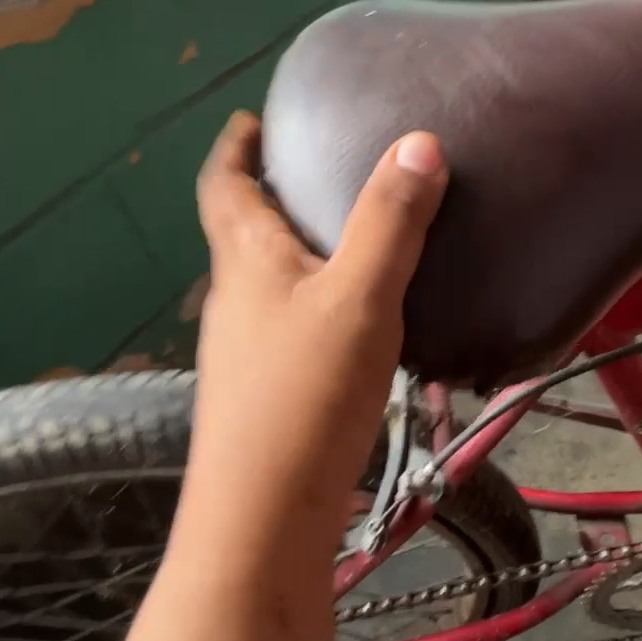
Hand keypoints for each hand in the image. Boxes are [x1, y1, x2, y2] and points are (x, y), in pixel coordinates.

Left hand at [190, 111, 448, 508]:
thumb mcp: (361, 297)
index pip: (222, 185)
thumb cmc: (306, 394)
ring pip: (268, 277)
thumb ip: (392, 222)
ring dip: (296, 245)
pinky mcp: (266, 389)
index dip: (234, 147)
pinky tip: (356, 313)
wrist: (264, 521)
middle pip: (242, 229)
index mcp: (246, 261)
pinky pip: (289, 318)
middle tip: (322, 166)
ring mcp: (245, 349)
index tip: (253, 119)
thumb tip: (419, 143)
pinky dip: (315, 293)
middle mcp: (235, 299)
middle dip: (271, 191)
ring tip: (350, 231)